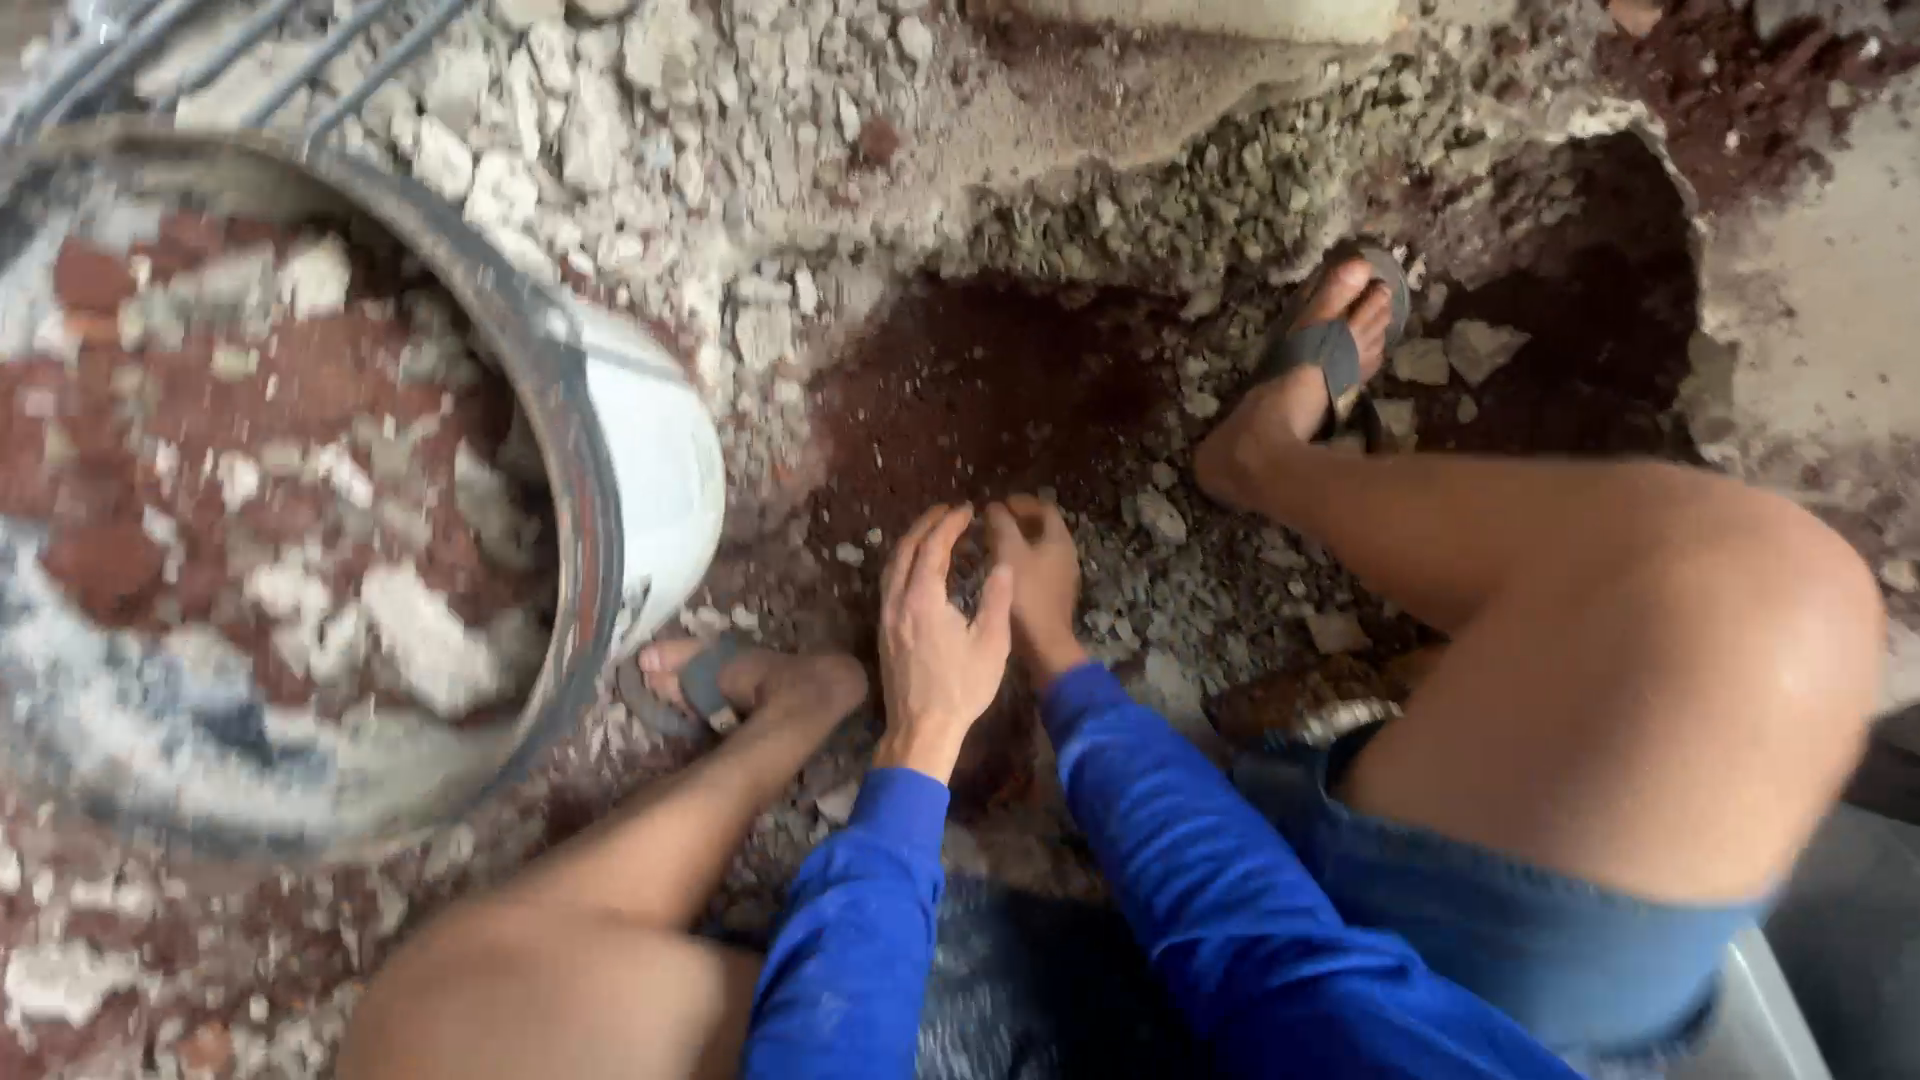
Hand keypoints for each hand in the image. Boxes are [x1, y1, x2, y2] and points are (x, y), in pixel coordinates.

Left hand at [875, 504, 1014, 783]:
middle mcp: (897, 602)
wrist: (921, 728)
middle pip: (905, 549)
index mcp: (923, 600)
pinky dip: (903, 563)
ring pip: (892, 566)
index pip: (933, 548)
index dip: (949, 524)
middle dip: (926, 524)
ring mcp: (885, 616)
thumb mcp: (992, 644)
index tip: (966, 510)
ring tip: (932, 530)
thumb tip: (1002, 564)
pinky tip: (918, 567)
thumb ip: (997, 598)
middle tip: (948, 511)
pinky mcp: (883, 631)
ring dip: (911, 542)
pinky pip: (889, 583)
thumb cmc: (962, 689)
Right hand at [985, 495, 1089, 688]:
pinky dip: (1022, 559)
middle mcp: (1067, 554)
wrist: (1044, 641)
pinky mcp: (1055, 594)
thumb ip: (1001, 524)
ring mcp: (1063, 576)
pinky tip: (1002, 569)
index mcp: (1059, 540)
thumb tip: (994, 507)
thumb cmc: (1026, 592)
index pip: (1044, 508)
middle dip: (1019, 520)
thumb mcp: (1009, 552)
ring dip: (1019, 541)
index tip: (998, 504)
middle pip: (1044, 527)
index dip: (1021, 502)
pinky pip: (1039, 566)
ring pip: (1040, 548)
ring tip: (993, 542)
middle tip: (993, 521)